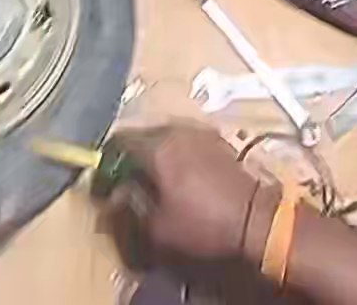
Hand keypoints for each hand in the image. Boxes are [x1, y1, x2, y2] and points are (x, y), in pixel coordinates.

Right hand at [99, 124, 265, 262]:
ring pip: (162, 134)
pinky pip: (181, 137)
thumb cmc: (202, 222)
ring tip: (150, 178)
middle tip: (125, 181)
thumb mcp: (158, 228)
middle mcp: (175, 128)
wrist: (252, 215)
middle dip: (129, 156)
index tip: (103, 183)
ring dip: (151, 152)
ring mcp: (197, 129)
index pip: (119, 142)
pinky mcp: (213, 136)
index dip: (106, 162)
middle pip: (141, 135)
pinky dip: (171, 150)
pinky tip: (176, 172)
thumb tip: (111, 196)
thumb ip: (128, 209)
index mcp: (158, 146)